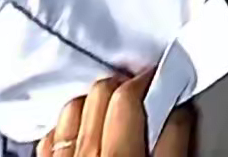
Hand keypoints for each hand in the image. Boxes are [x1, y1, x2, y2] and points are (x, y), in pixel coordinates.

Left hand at [40, 70, 193, 156]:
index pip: (133, 96)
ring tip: (112, 105)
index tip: (165, 78)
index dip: (154, 79)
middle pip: (99, 94)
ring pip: (71, 110)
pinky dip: (66, 127)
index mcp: (120, 153)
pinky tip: (82, 130)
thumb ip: (174, 138)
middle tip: (142, 86)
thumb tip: (180, 107)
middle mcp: (86, 154)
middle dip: (124, 83)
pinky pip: (47, 139)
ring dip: (93, 102)